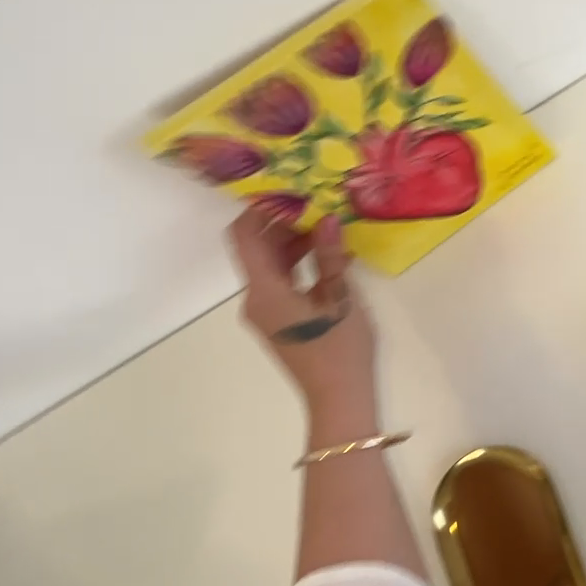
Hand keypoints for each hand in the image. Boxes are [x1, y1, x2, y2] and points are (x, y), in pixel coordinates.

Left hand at [227, 208, 375, 427]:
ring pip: (272, 266)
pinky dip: (300, 265)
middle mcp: (255, 298)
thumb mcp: (341, 298)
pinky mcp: (280, 320)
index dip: (257, 211)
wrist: (338, 395)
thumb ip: (329, 258)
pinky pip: (283, 282)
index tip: (286, 191)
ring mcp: (266, 311)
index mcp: (264, 291)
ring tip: (329, 226)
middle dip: (282, 224)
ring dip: (295, 244)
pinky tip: (330, 258)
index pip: (244, 238)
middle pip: (257, 250)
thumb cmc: (339, 346)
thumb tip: (326, 219)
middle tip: (316, 203)